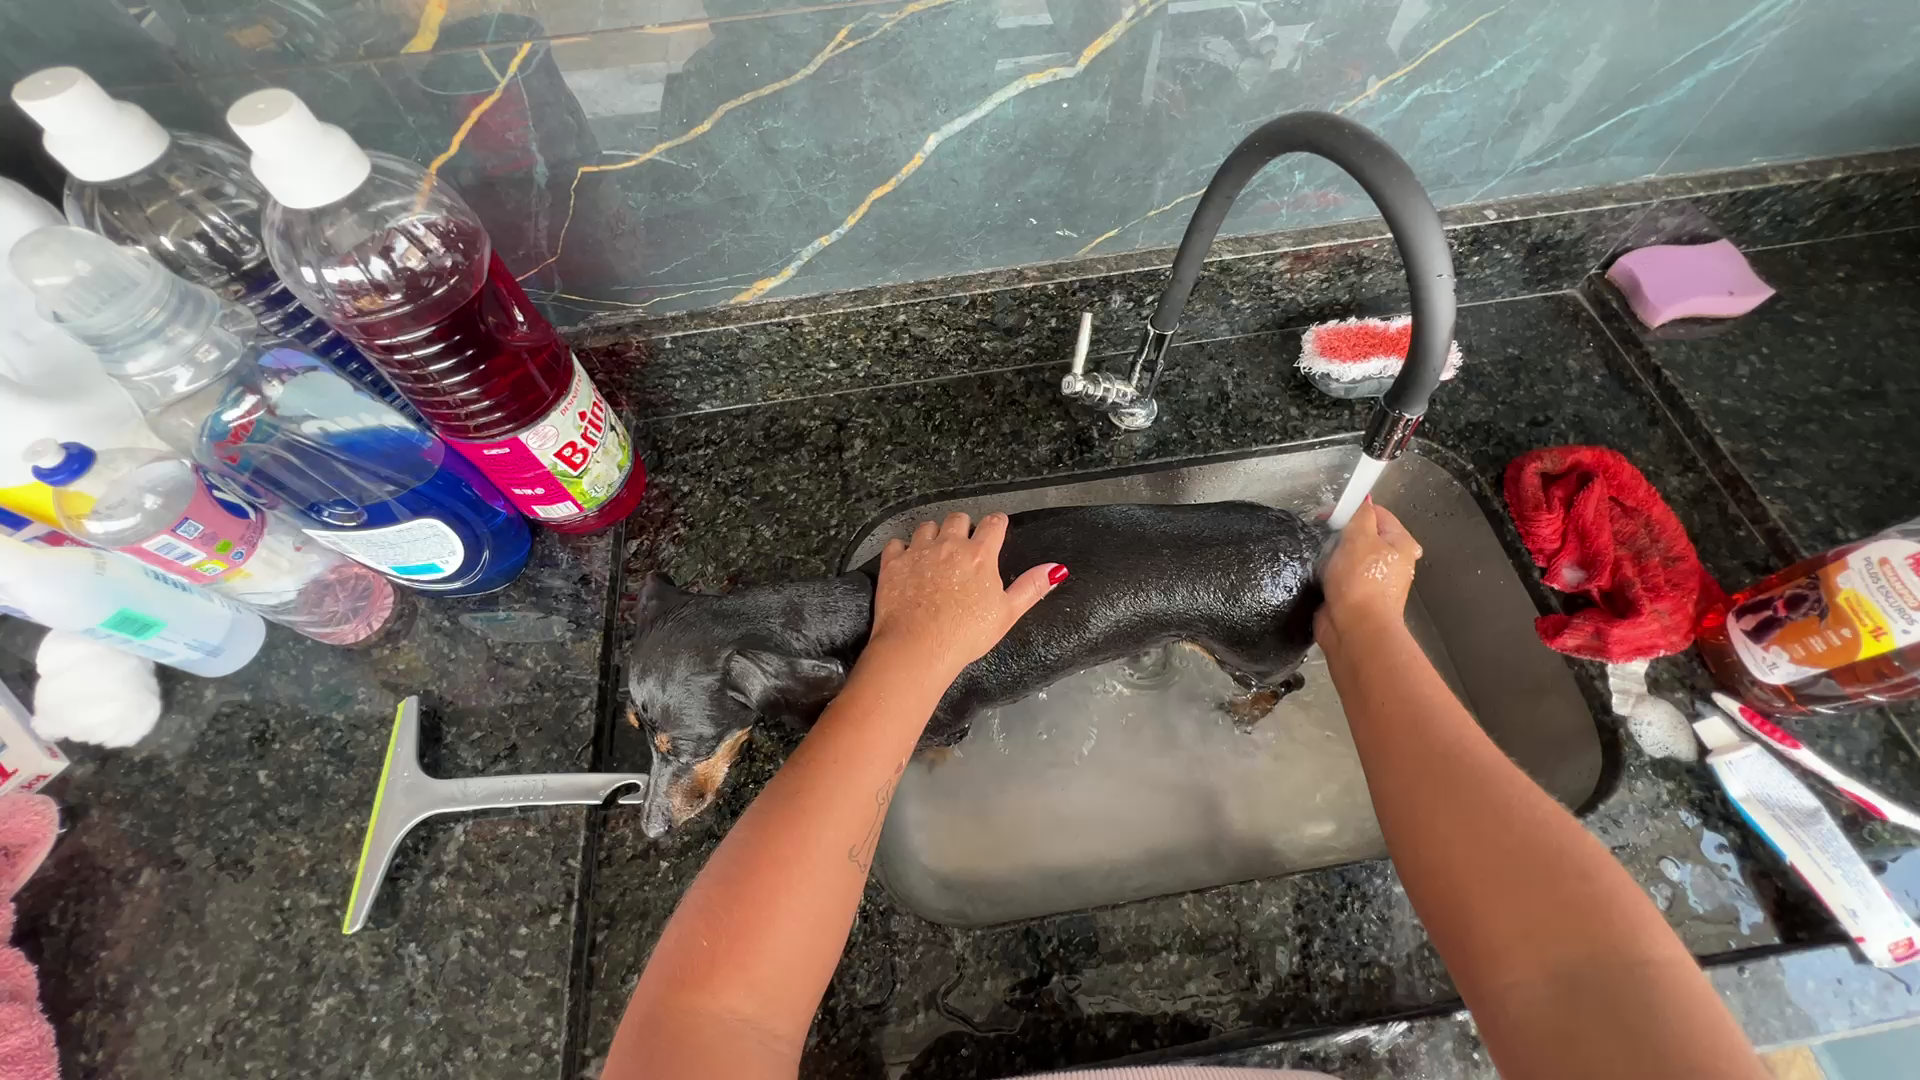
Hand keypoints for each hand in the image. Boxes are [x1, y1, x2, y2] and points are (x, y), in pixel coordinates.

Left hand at [867, 512, 1064, 679]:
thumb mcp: (1007, 613)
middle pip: (958, 518)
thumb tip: (1057, 569)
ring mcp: (918, 551)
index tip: (997, 528)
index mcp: (980, 554)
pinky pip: (897, 543)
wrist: (918, 647)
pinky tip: (907, 562)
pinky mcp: (893, 563)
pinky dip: (903, 549)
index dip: (997, 524)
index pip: (994, 523)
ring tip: (936, 552)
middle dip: (964, 526)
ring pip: (927, 527)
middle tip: (965, 544)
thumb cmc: (966, 633)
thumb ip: (1032, 587)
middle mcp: (949, 545)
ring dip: (934, 534)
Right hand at [1315, 497, 1421, 651]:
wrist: (1354, 628)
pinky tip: (1320, 574)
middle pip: (1361, 533)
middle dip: (1340, 533)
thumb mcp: (1359, 539)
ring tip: (1321, 558)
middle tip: (1323, 536)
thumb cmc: (1362, 583)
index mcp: (1401, 544)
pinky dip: (1328, 571)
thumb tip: (1362, 499)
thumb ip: (1359, 515)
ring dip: (1331, 554)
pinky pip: (1338, 573)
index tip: (1329, 515)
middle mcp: (1391, 560)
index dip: (1352, 510)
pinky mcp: (1354, 593)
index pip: (1377, 513)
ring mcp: (1373, 578)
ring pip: (1347, 554)